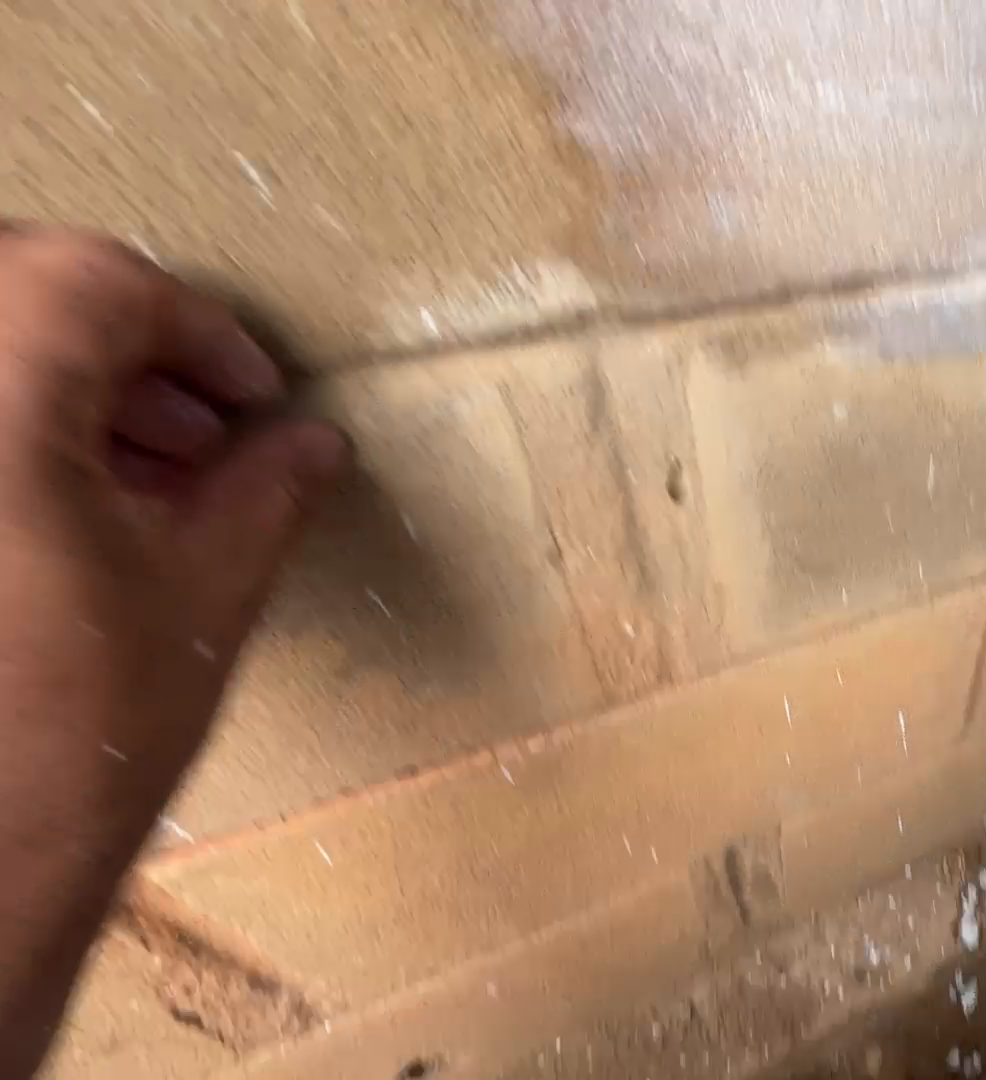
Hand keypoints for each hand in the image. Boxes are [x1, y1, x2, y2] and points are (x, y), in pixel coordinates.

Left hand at [0, 226, 347, 813]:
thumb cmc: (69, 739)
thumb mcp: (205, 597)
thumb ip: (265, 494)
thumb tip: (313, 439)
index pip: (84, 282)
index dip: (191, 324)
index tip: (251, 394)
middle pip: (7, 291)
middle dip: (123, 348)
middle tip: (197, 429)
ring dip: (64, 387)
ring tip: (140, 472)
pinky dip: (21, 435)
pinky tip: (66, 504)